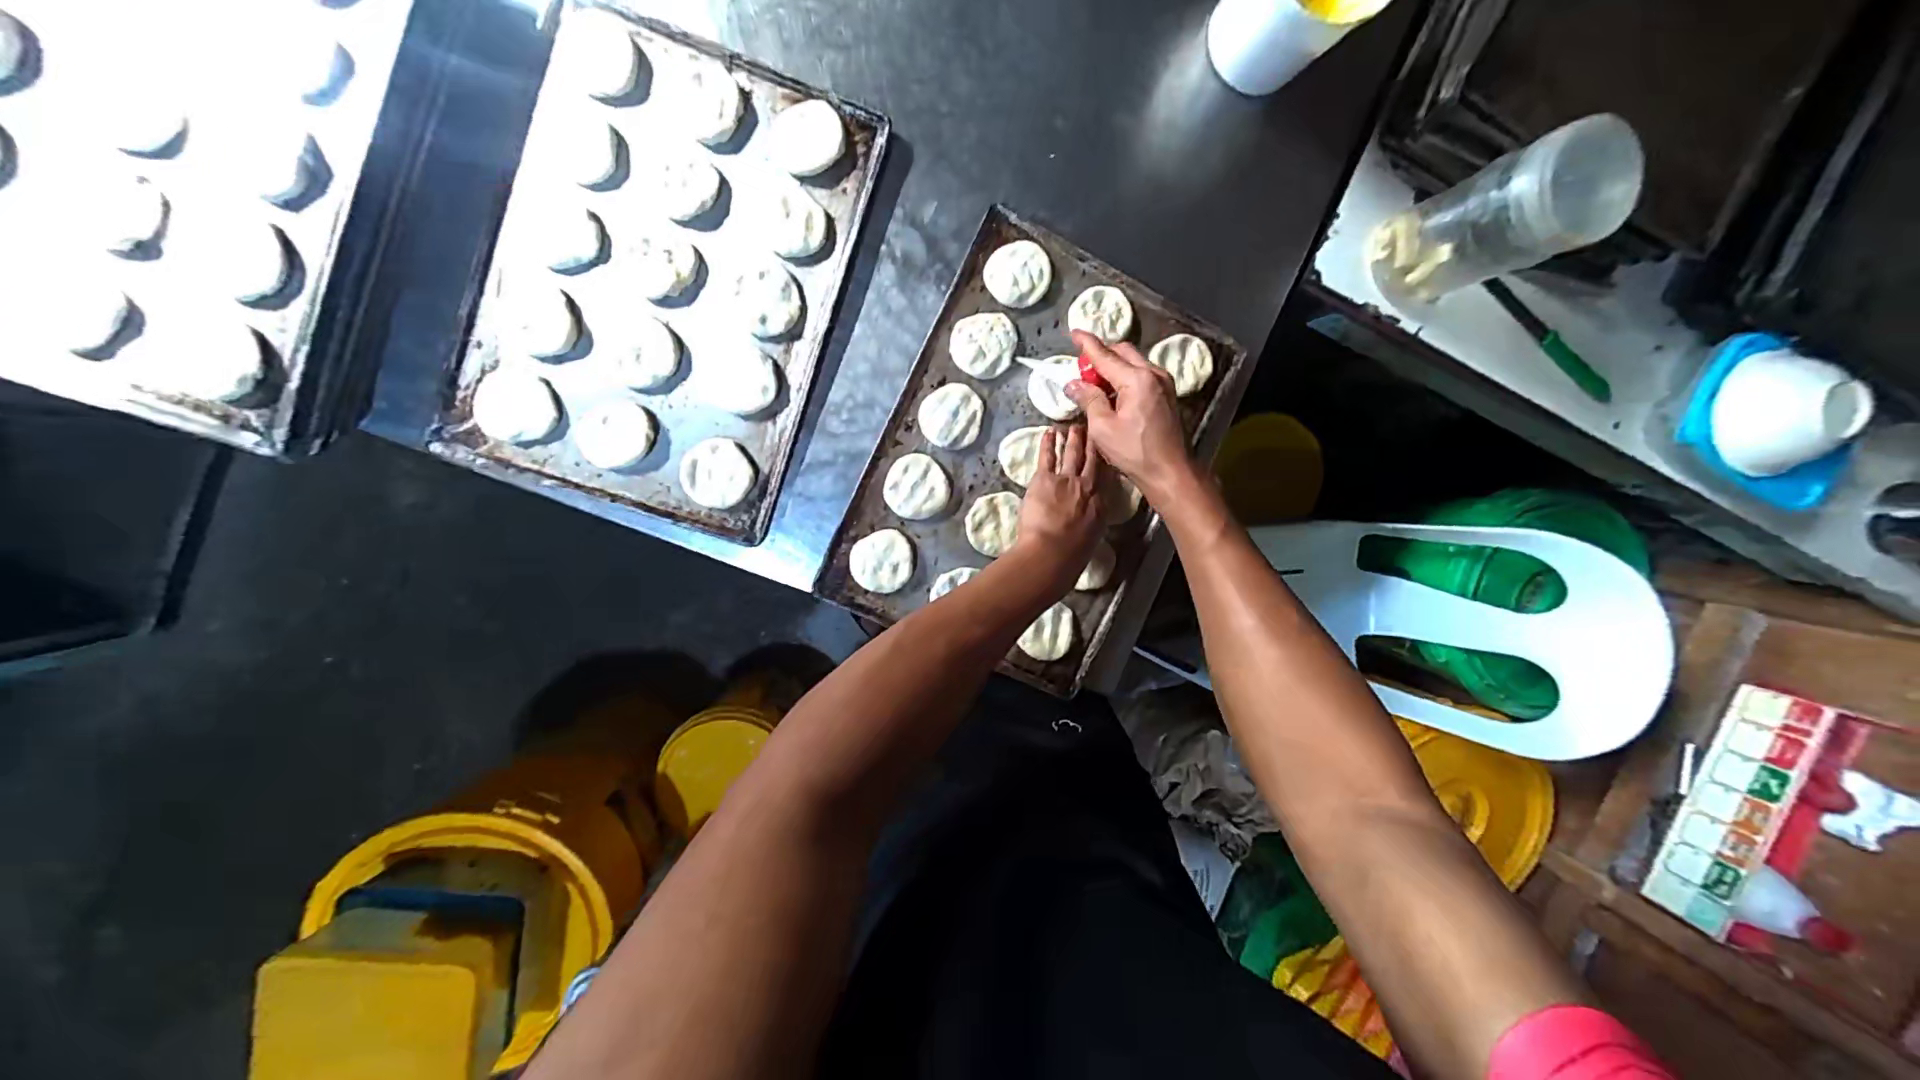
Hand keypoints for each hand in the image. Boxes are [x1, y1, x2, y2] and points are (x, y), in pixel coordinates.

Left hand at [1012, 422, 1103, 588]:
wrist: (1051, 552)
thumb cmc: (1070, 555)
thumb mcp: (1091, 539)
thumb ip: (1091, 524)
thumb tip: (1088, 523)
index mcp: (1101, 505)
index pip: (1107, 479)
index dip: (1107, 463)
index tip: (1108, 452)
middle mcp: (1088, 488)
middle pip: (1093, 460)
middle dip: (1094, 443)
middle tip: (1094, 428)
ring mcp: (1067, 480)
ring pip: (1073, 454)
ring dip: (1074, 438)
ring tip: (1075, 426)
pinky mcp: (1045, 479)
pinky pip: (1048, 456)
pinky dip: (1049, 443)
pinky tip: (1050, 432)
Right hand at [1064, 330, 1203, 505]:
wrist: (1170, 471)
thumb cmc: (1135, 452)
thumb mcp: (1103, 428)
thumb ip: (1089, 399)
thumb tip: (1074, 384)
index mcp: (1136, 379)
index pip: (1105, 355)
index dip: (1086, 344)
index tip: (1073, 332)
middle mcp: (1153, 374)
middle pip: (1123, 352)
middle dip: (1101, 354)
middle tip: (1082, 368)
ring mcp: (1164, 383)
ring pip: (1134, 362)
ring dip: (1113, 367)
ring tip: (1095, 384)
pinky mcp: (1167, 395)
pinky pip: (1143, 375)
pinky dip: (1125, 377)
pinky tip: (1114, 394)